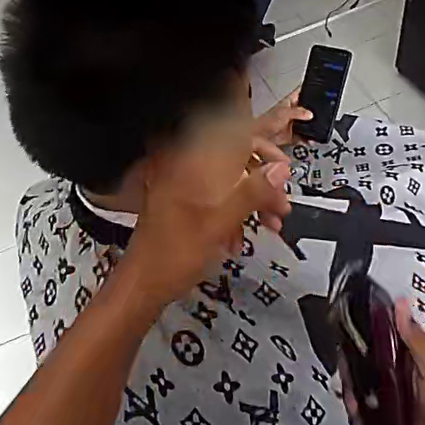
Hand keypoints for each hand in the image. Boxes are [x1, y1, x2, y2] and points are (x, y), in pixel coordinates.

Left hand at [120, 157, 291, 313]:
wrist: (141, 287)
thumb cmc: (171, 257)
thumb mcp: (220, 224)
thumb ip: (252, 192)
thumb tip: (280, 170)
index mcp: (191, 165)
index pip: (233, 137)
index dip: (264, 150)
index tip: (283, 170)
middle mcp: (185, 169)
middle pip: (235, 161)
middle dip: (263, 182)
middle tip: (280, 204)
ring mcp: (183, 187)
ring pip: (229, 182)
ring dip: (253, 201)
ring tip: (269, 223)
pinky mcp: (184, 205)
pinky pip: (216, 198)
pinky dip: (234, 214)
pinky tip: (240, 238)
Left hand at [253, 88, 313, 163]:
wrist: (260, 138)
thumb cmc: (267, 121)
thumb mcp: (284, 113)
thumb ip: (297, 112)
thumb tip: (309, 114)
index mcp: (289, 102)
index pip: (300, 92)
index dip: (308, 89)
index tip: (318, 88)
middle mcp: (292, 112)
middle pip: (306, 109)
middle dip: (313, 111)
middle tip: (323, 112)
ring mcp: (292, 123)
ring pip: (306, 123)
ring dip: (312, 126)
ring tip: (320, 127)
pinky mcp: (292, 135)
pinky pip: (303, 135)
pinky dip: (308, 138)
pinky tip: (312, 139)